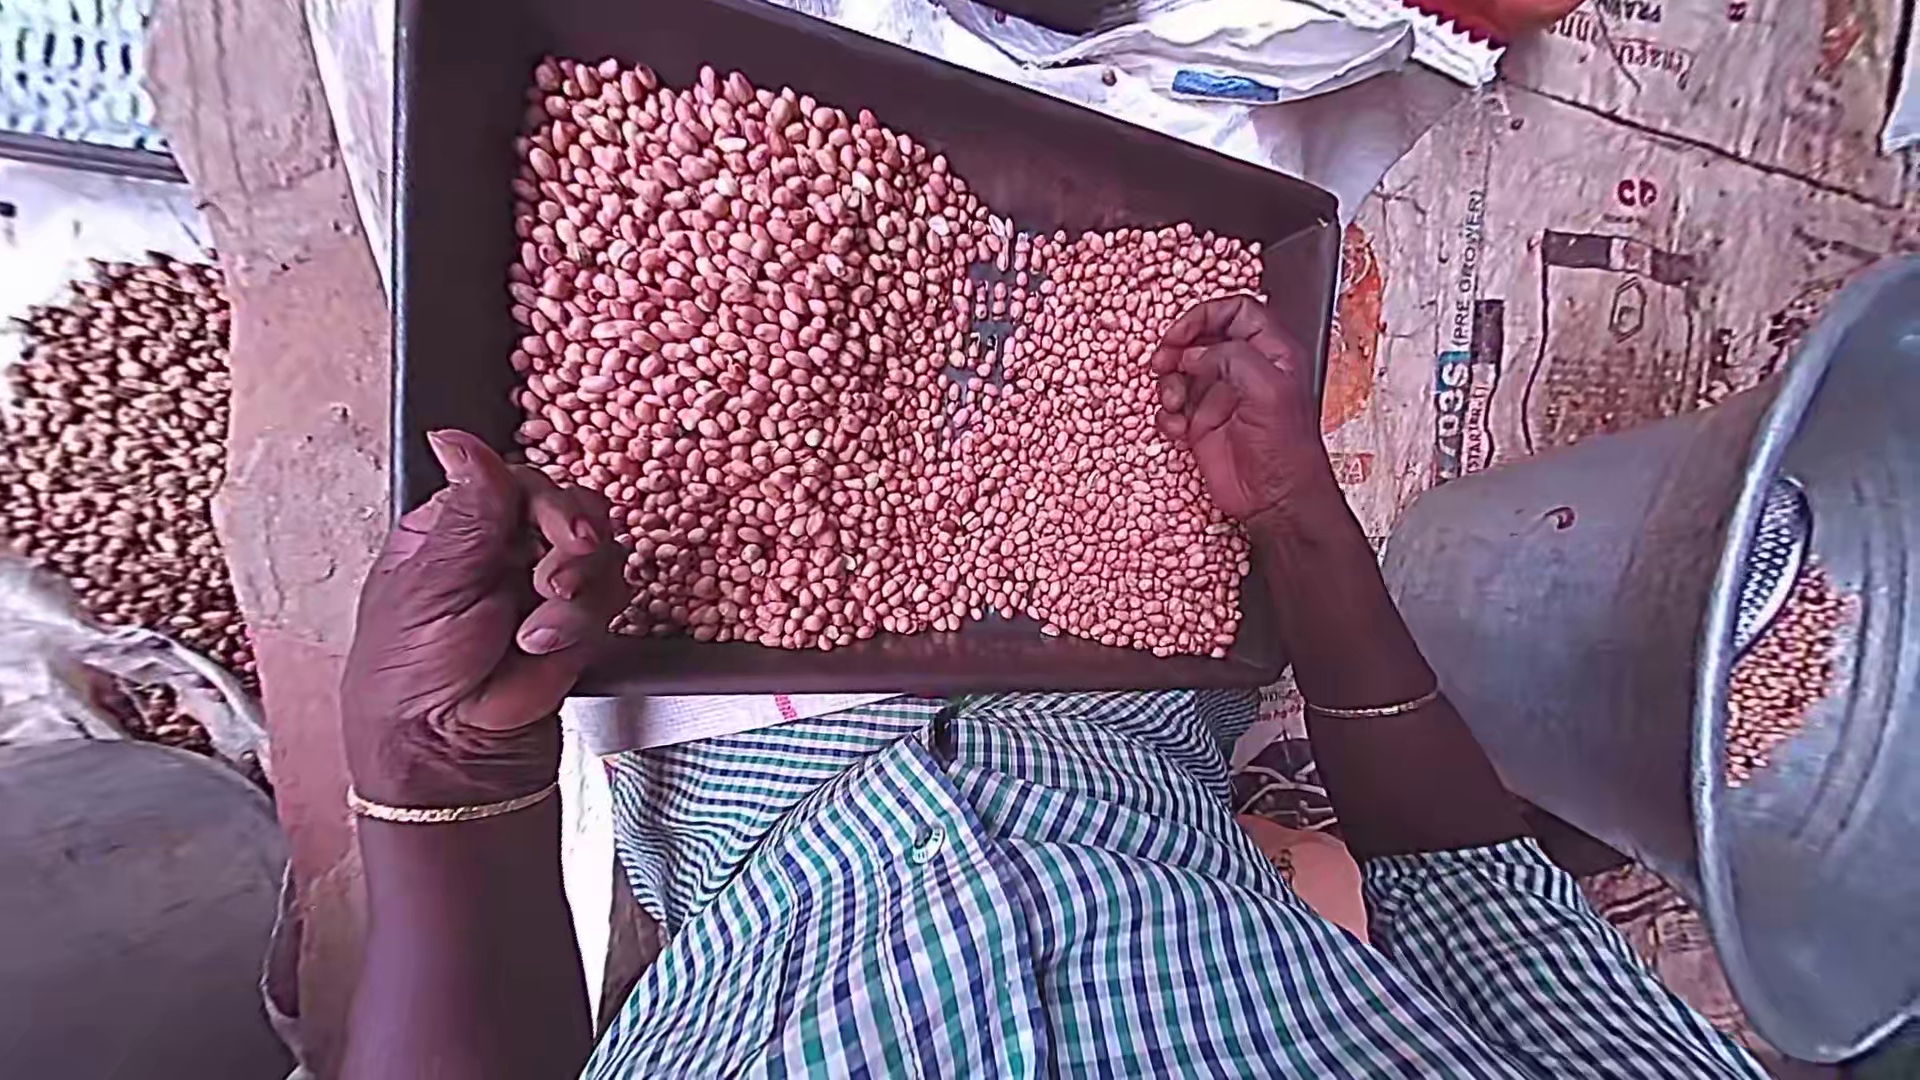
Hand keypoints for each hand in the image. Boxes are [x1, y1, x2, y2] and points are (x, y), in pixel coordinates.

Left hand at [341, 430, 624, 807]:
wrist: (456, 749)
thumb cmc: (414, 673)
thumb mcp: (430, 588)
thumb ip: (465, 514)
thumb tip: (456, 439)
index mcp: (459, 529)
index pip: (522, 483)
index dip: (549, 500)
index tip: (562, 528)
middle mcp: (510, 547)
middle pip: (574, 509)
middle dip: (574, 543)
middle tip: (556, 579)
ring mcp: (551, 580)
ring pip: (603, 551)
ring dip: (577, 592)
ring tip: (538, 630)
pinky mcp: (583, 614)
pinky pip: (613, 591)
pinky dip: (586, 619)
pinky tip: (548, 645)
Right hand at [1150, 295, 1341, 534]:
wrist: (1275, 499)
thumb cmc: (1286, 450)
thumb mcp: (1269, 391)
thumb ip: (1233, 359)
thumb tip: (1195, 353)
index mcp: (1269, 354)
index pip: (1235, 312)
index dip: (1204, 316)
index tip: (1179, 334)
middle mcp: (1241, 371)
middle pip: (1200, 339)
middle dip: (1176, 348)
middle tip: (1162, 362)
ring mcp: (1218, 398)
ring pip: (1180, 374)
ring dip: (1168, 386)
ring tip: (1173, 404)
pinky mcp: (1200, 426)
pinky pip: (1172, 410)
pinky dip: (1167, 416)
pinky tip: (1178, 429)